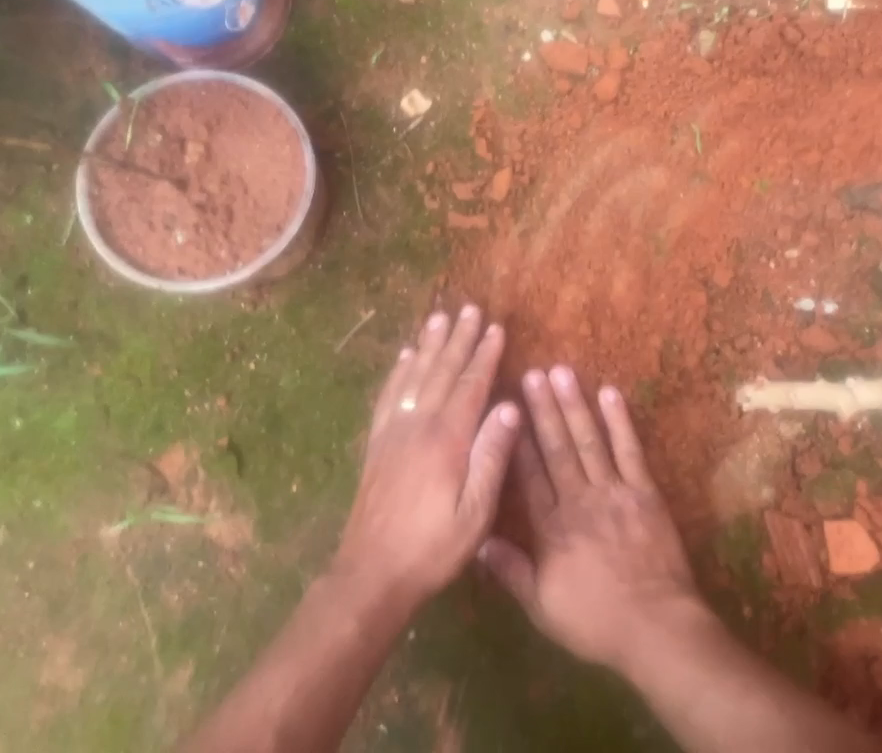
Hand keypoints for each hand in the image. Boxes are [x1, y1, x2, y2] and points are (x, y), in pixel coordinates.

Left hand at [332, 307, 521, 610]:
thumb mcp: (475, 511)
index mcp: (447, 439)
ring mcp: (393, 433)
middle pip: (441, 371)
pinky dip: (398, 372)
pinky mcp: (377, 445)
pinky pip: (388, 396)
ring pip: (414, 376)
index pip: (471, 386)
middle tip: (470, 309)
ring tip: (439, 318)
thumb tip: (510, 407)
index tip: (496, 328)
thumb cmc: (433, 547)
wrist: (371, 573)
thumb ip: (492, 457)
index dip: (485, 355)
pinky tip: (405, 358)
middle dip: (458, 339)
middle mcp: (418, 425)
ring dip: (429, 345)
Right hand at [477, 366, 706, 673]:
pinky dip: (620, 421)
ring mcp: (614, 492)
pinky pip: (630, 451)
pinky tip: (610, 393)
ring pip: (589, 441)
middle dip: (543, 410)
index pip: (529, 476)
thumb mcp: (542, 606)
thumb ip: (512, 572)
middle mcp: (578, 500)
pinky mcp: (644, 492)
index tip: (506, 410)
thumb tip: (479, 544)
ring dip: (575, 405)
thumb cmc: (596, 621)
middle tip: (532, 374)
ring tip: (561, 372)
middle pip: (557, 448)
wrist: (655, 626)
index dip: (517, 442)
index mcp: (551, 528)